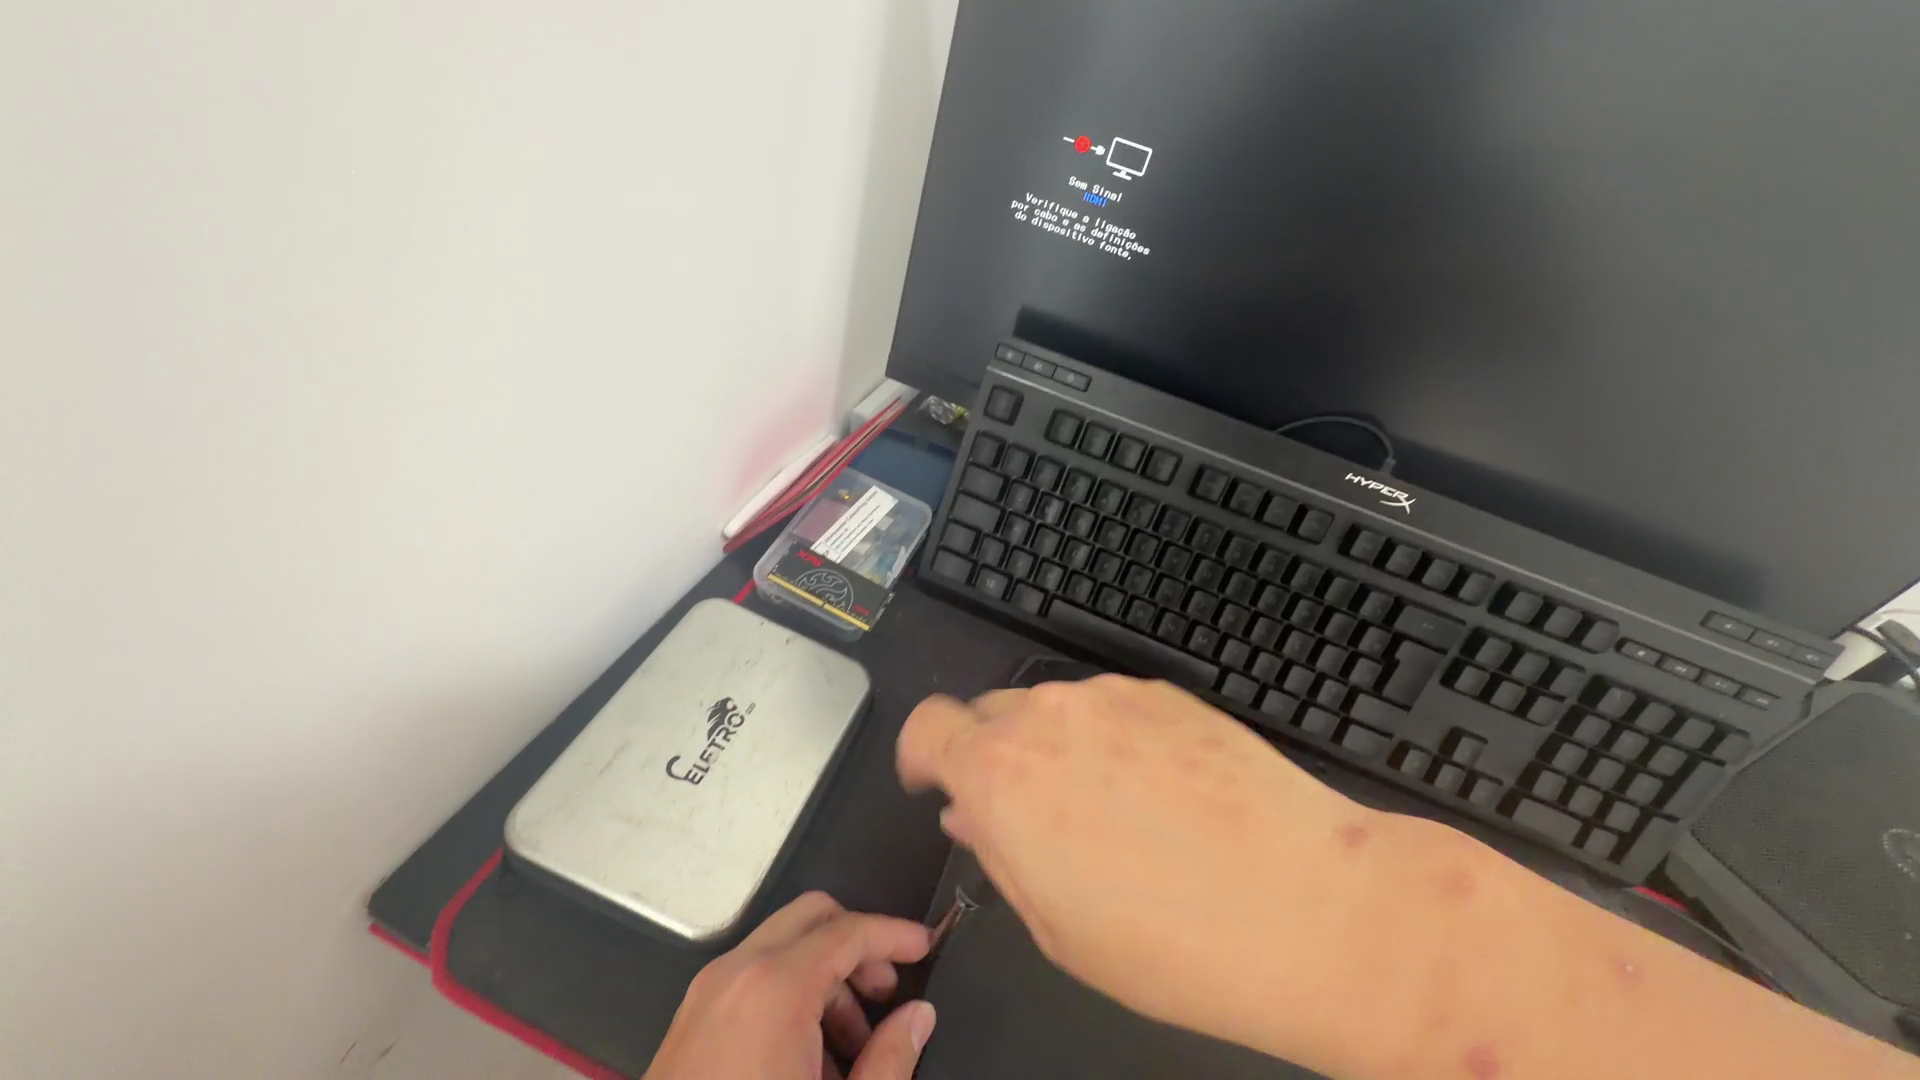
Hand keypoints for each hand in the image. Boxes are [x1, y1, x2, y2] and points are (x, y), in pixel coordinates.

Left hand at [643, 892, 937, 1079]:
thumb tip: (917, 1017)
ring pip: (782, 946)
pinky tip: (808, 1058)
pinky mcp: (690, 1019)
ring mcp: (706, 992)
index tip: (926, 946)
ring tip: (851, 1044)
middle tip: (887, 993)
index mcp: (776, 988)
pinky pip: (752, 978)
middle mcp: (737, 972)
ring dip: (826, 973)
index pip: (850, 931)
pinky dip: (790, 991)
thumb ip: (889, 1060)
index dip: (895, 934)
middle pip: (813, 917)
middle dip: (858, 945)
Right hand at [897, 675, 1364, 1047]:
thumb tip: (970, 814)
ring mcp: (1111, 698)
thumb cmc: (1175, 939)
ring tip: (1108, 813)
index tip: (936, 778)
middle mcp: (1047, 718)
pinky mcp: (1165, 694)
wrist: (1305, 906)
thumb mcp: (1052, 923)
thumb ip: (996, 851)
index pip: (926, 728)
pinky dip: (1112, 740)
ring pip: (1052, 711)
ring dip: (1056, 750)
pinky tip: (1154, 794)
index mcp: (1000, 773)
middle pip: (988, 716)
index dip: (923, 755)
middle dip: (992, 759)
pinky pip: (1111, 708)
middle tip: (1031, 815)